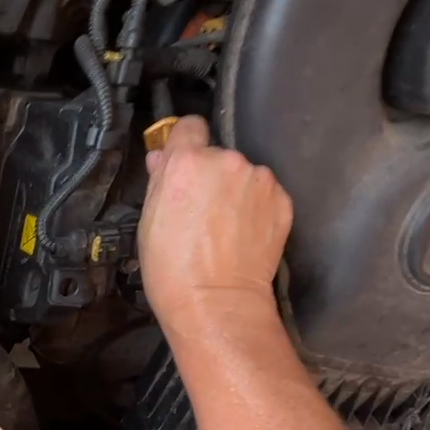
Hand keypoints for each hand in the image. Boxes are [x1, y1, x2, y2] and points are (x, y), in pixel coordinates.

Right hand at [138, 115, 293, 320]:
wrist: (215, 303)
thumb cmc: (173, 272)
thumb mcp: (148, 224)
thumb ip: (158, 184)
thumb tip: (161, 161)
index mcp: (187, 163)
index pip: (188, 126)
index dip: (181, 144)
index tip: (178, 161)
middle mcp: (228, 161)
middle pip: (216, 155)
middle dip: (207, 176)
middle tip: (195, 212)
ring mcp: (259, 180)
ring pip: (241, 175)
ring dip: (232, 192)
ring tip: (219, 229)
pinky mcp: (281, 200)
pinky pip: (263, 194)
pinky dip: (253, 209)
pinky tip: (238, 236)